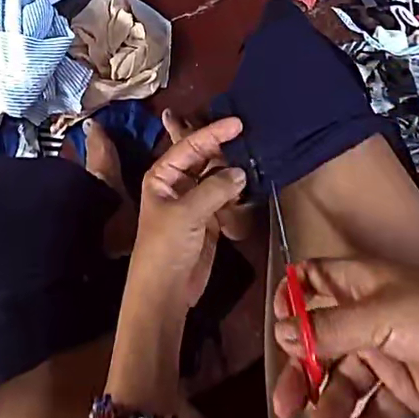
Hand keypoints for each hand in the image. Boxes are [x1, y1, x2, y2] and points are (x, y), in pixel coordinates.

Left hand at [126, 115, 246, 309]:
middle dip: (225, 147)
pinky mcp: (210, 217)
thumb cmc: (166, 247)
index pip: (191, 144)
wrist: (165, 294)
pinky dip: (238, 192)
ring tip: (254, 157)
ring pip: (219, 175)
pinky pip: (227, 195)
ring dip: (234, 170)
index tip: (238, 123)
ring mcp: (195, 199)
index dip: (214, 132)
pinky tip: (250, 185)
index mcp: (164, 174)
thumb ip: (216, 187)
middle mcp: (179, 182)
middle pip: (206, 157)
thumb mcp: (188, 213)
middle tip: (250, 135)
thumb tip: (241, 172)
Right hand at [271, 258, 418, 417]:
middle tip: (286, 405)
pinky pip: (374, 412)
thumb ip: (332, 326)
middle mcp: (370, 317)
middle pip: (323, 342)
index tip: (279, 328)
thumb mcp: (383, 315)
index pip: (317, 281)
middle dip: (303, 371)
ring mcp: (388, 356)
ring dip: (330, 409)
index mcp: (363, 285)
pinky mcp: (407, 392)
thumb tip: (283, 330)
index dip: (295, 299)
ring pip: (345, 382)